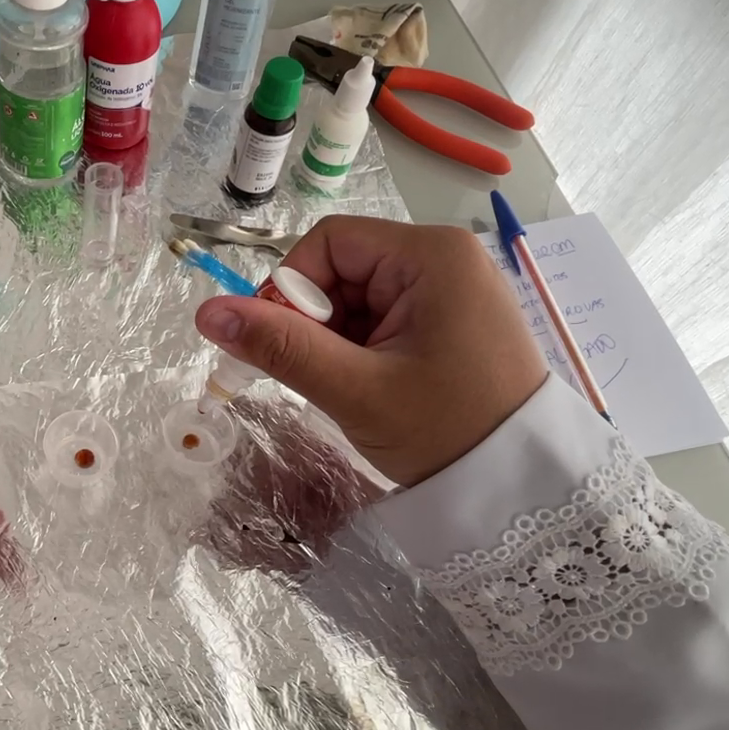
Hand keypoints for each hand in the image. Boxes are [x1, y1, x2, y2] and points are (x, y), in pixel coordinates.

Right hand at [194, 217, 545, 487]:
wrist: (522, 486)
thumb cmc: (445, 431)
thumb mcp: (354, 389)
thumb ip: (279, 346)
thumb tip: (206, 313)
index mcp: (429, 254)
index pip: (328, 243)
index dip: (289, 289)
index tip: (279, 346)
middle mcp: (443, 260)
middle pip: (341, 271)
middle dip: (313, 322)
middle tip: (317, 378)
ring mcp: (450, 293)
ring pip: (357, 301)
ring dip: (333, 343)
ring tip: (349, 391)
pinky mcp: (450, 324)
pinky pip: (382, 322)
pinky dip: (359, 352)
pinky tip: (367, 389)